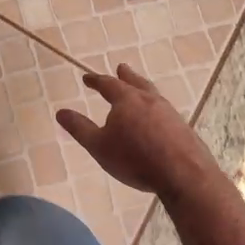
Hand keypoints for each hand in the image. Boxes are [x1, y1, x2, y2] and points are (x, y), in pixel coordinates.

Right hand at [56, 63, 218, 200]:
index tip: (87, 78)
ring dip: (144, 89)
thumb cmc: (135, 159)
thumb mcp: (99, 146)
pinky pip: (166, 112)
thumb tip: (60, 112)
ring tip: (141, 89)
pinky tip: (158, 118)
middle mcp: (150, 101)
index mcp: (127, 100)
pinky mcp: (184, 129)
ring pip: (154, 95)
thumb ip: (80, 128)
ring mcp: (170, 114)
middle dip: (126, 76)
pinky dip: (157, 109)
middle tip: (122, 67)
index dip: (96, 81)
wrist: (184, 176)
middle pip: (136, 83)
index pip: (108, 84)